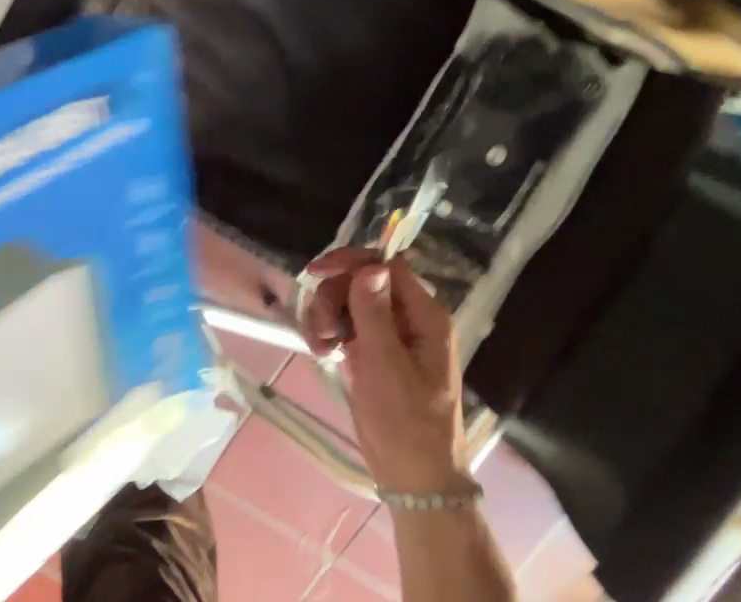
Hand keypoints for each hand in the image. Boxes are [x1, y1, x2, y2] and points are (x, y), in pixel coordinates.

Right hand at [301, 249, 466, 494]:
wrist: (412, 478)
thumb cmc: (405, 423)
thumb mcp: (385, 366)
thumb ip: (375, 313)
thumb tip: (370, 266)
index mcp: (425, 317)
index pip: (386, 265)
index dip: (351, 263)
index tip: (316, 273)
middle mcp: (409, 319)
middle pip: (361, 281)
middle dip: (333, 296)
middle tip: (321, 329)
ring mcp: (390, 336)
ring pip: (348, 301)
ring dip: (325, 315)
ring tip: (319, 346)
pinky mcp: (373, 352)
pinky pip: (345, 324)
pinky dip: (327, 332)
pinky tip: (321, 352)